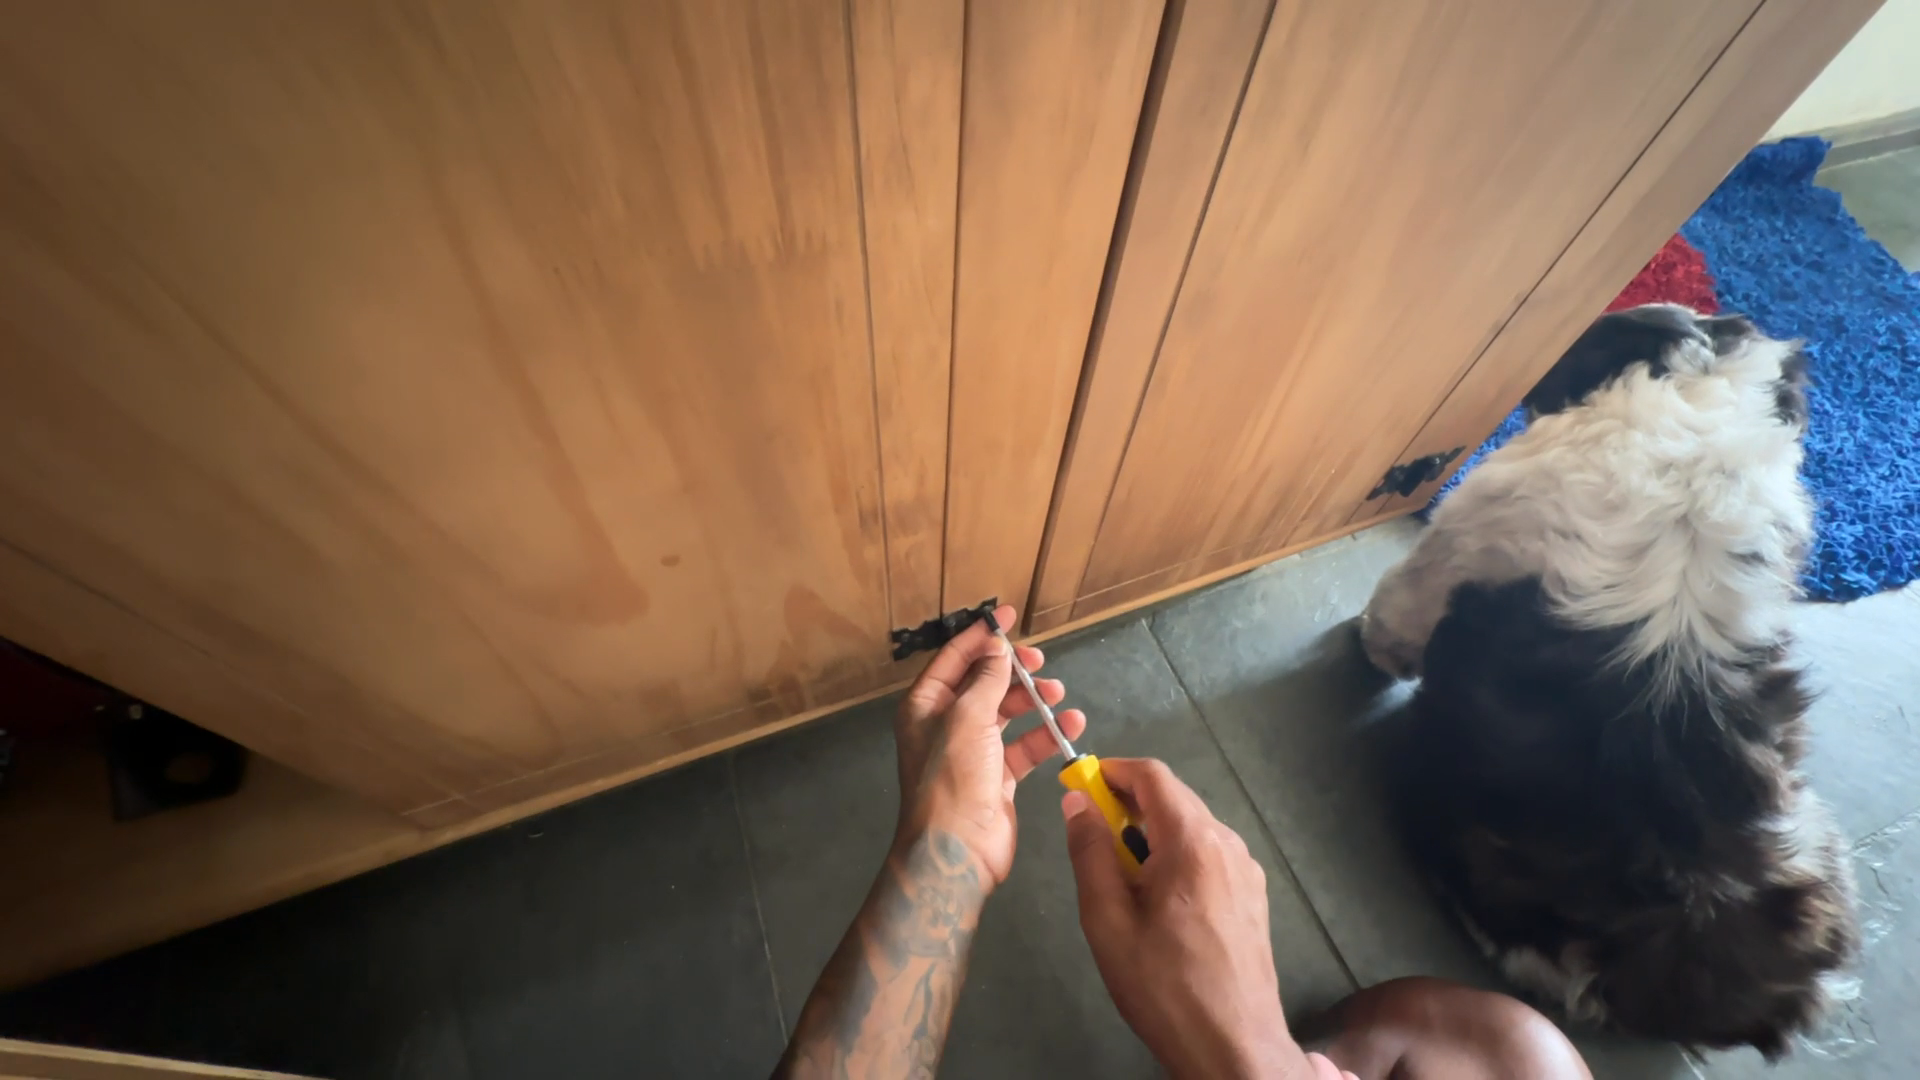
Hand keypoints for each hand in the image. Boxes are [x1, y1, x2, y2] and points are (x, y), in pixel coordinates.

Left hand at [893, 604, 1085, 886]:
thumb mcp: (968, 717)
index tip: (1007, 614)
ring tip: (1057, 693)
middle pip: (983, 683)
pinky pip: (1024, 745)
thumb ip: (986, 679)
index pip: (954, 658)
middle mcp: (947, 723)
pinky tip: (1070, 725)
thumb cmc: (953, 775)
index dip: (980, 635)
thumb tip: (997, 647)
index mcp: (927, 704)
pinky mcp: (999, 776)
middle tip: (1039, 661)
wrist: (956, 851)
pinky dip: (1046, 735)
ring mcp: (974, 750)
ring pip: (1007, 713)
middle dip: (1012, 670)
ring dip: (1033, 701)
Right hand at [1064, 758, 1330, 1079]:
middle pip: (1172, 797)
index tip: (1081, 785)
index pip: (1152, 775)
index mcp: (1193, 841)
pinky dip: (1176, 851)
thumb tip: (1077, 802)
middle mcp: (1226, 842)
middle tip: (1093, 830)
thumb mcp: (1108, 920)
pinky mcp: (1252, 894)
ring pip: (1190, 824)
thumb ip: (1090, 852)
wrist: (1236, 1053)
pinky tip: (1159, 895)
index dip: (1112, 770)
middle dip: (1128, 801)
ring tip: (1122, 870)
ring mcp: (1245, 868)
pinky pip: (1207, 850)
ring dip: (1151, 828)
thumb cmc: (1164, 984)